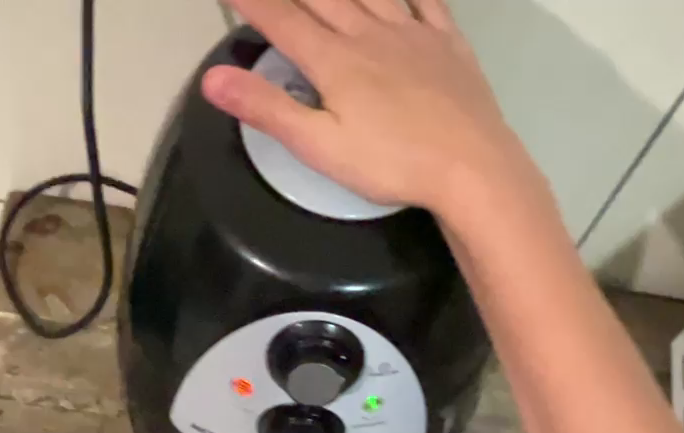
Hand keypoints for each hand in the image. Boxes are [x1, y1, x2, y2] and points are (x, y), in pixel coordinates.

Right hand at [202, 0, 539, 219]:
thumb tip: (214, 80)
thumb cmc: (391, 163)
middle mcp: (370, 36)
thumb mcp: (319, 146)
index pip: (282, 21)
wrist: (469, 165)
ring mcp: (412, 34)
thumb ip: (268, 109)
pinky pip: (425, 0)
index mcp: (334, 62)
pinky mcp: (446, 44)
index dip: (253, 2)